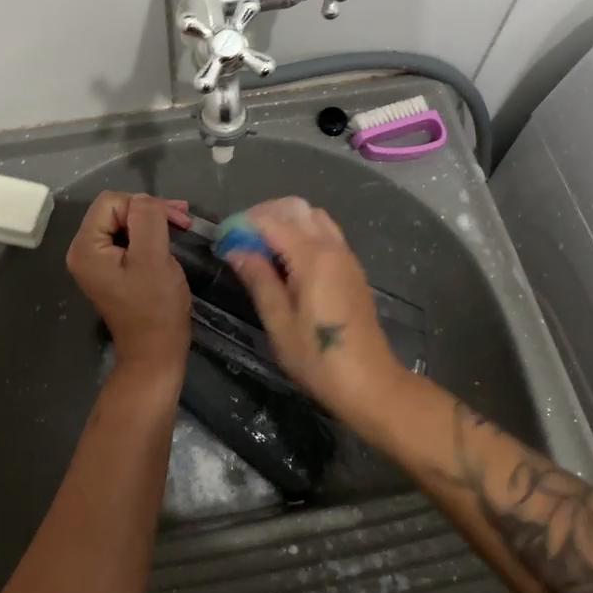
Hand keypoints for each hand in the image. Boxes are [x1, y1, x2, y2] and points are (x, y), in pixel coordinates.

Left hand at [65, 192, 193, 371]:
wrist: (155, 352)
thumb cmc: (155, 307)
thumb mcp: (154, 257)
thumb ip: (148, 219)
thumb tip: (146, 200)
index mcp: (86, 247)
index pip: (112, 201)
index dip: (144, 205)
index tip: (175, 219)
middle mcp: (83, 251)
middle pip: (116, 210)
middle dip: (150, 211)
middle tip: (183, 219)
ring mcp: (96, 262)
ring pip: (124, 223)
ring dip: (153, 221)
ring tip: (181, 224)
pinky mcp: (111, 270)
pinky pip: (127, 239)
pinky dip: (149, 235)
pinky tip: (169, 238)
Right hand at [227, 197, 407, 416]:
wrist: (369, 383)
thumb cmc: (318, 358)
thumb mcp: (279, 322)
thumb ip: (259, 279)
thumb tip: (236, 250)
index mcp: (313, 257)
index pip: (271, 222)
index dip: (243, 225)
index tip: (223, 241)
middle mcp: (332, 247)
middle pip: (295, 209)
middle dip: (264, 216)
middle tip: (240, 240)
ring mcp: (346, 256)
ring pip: (313, 217)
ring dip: (285, 221)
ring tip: (262, 248)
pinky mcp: (352, 268)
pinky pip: (326, 233)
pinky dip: (303, 233)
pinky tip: (287, 260)